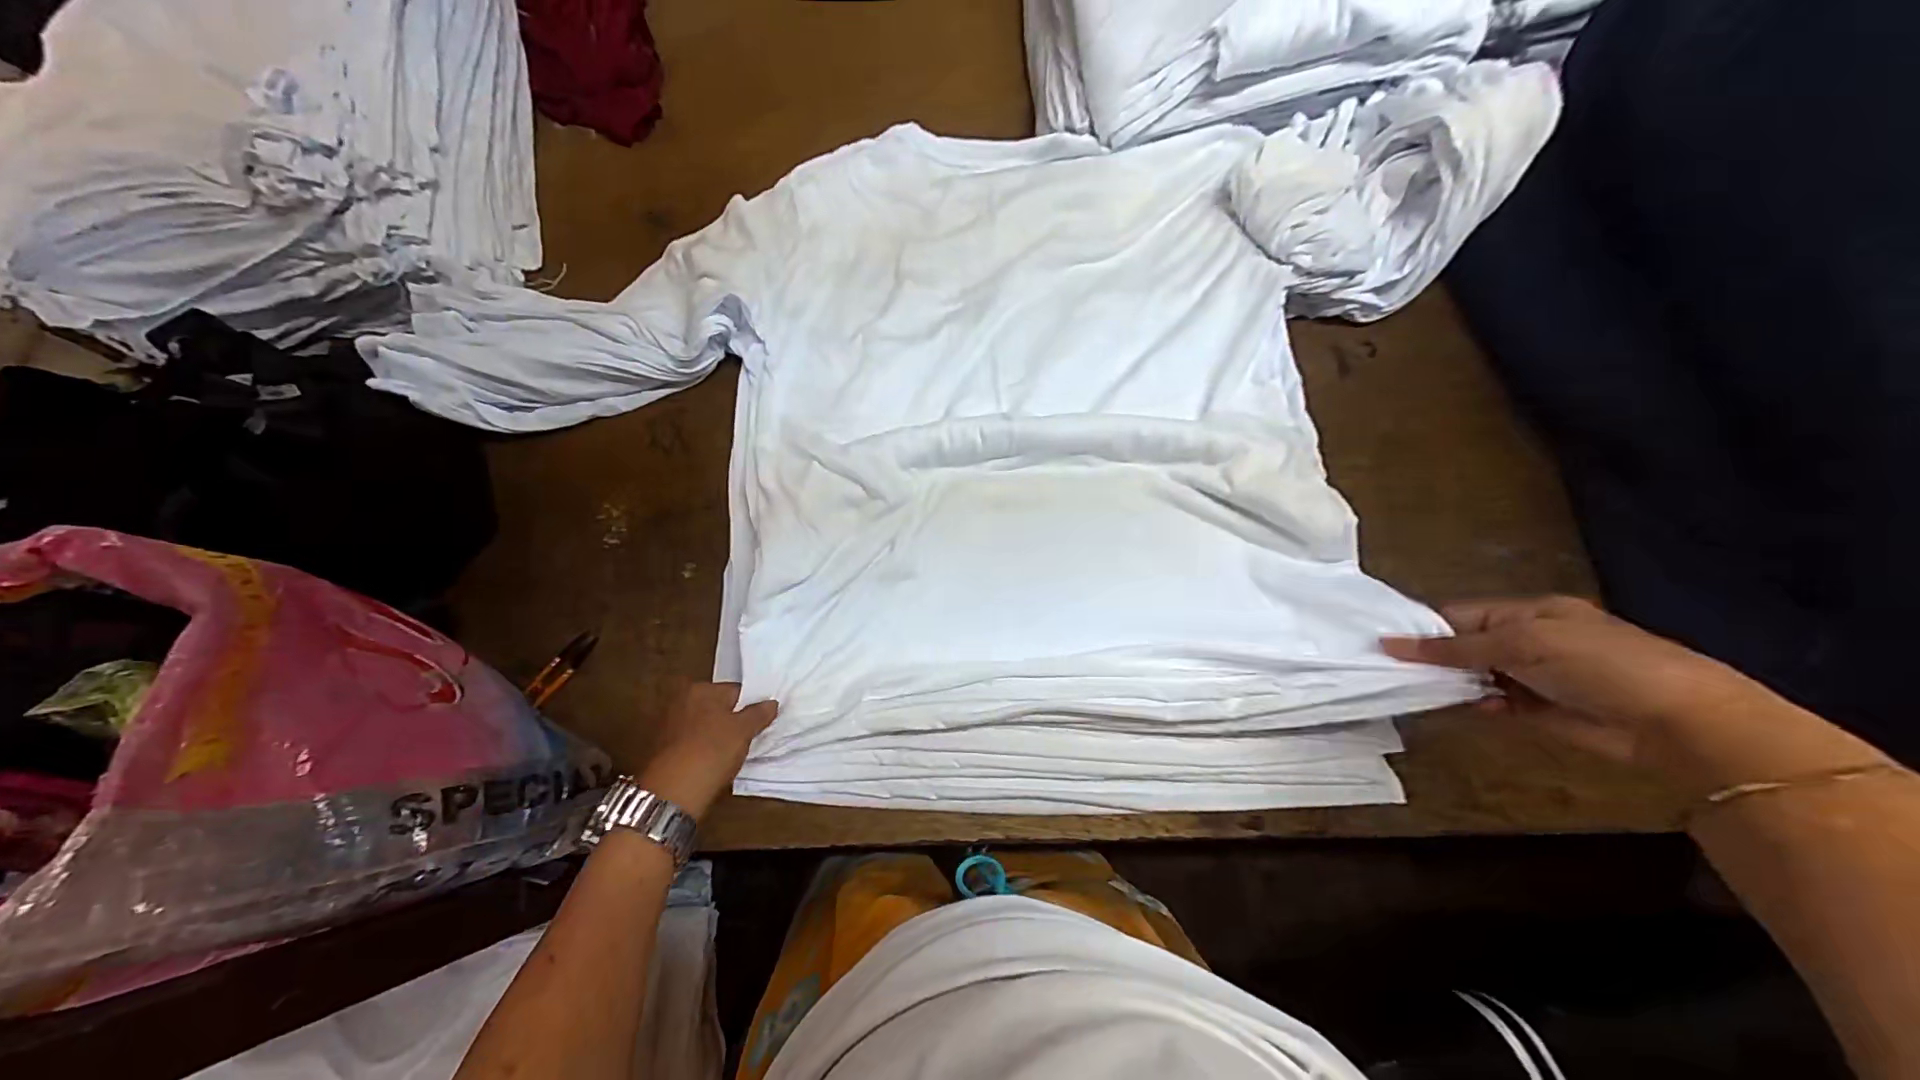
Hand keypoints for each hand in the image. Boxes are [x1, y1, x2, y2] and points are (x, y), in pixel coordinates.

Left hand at [635, 682, 776, 820]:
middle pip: (719, 708)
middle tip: (750, 738)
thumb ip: (759, 713)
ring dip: (719, 736)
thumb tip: (771, 703)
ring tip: (733, 754)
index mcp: (700, 689)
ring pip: (706, 726)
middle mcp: (681, 701)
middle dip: (734, 721)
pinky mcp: (663, 748)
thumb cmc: (712, 752)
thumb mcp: (743, 731)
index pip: (736, 692)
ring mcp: (669, 725)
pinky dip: (704, 749)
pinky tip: (714, 763)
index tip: (762, 723)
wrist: (673, 792)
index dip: (753, 707)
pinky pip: (694, 742)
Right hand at [1382, 596, 1767, 767]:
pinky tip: (1467, 708)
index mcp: (1528, 613)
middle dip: (1432, 656)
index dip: (1422, 627)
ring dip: (1452, 683)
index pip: (1460, 614)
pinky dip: (1478, 706)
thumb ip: (1456, 647)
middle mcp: (1529, 641)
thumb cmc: (1600, 664)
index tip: (1383, 642)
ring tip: (1415, 689)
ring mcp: (1536, 677)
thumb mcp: (1522, 643)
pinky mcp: (1542, 712)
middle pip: (1464, 646)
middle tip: (1387, 669)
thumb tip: (1390, 643)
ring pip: (1476, 677)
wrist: (1681, 723)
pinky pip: (1496, 705)